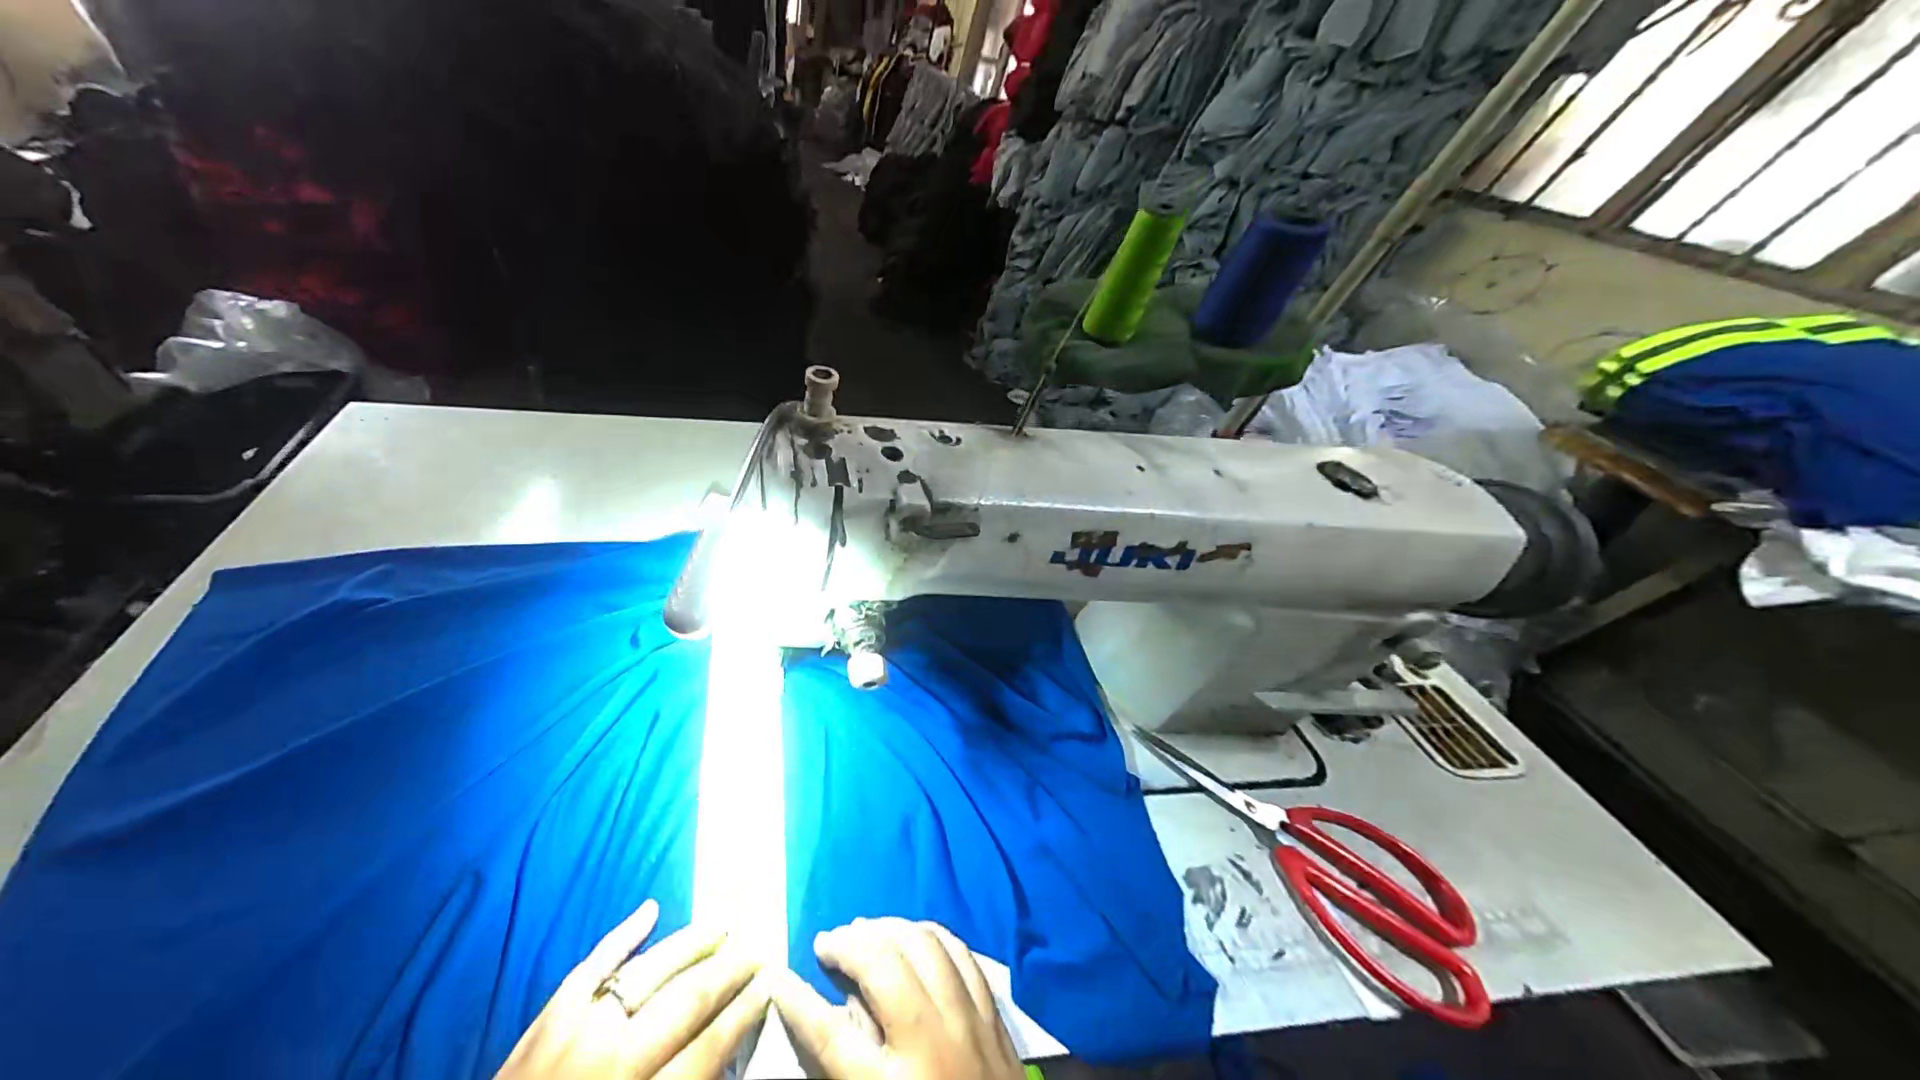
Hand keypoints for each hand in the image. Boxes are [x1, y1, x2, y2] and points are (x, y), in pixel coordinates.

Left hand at [495, 899, 768, 1079]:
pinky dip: (621, 936)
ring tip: (721, 925)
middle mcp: (615, 1059)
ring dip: (689, 945)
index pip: (710, 1045)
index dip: (745, 1011)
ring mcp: (578, 1032)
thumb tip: (723, 1057)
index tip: (770, 983)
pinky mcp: (546, 1018)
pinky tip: (649, 910)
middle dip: (729, 972)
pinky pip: (591, 966)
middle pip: (687, 1001)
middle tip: (758, 948)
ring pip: (648, 972)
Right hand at [769, 917, 1023, 1079]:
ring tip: (865, 930)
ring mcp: (967, 1023)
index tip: (778, 979)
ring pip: (924, 946)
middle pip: (882, 966)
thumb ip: (852, 1066)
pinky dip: (932, 935)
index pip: (829, 1033)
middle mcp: (929, 1045)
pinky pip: (961, 954)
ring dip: (889, 928)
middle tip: (828, 943)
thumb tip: (845, 1008)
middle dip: (848, 944)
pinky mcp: (993, 1015)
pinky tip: (913, 933)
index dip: (797, 1002)